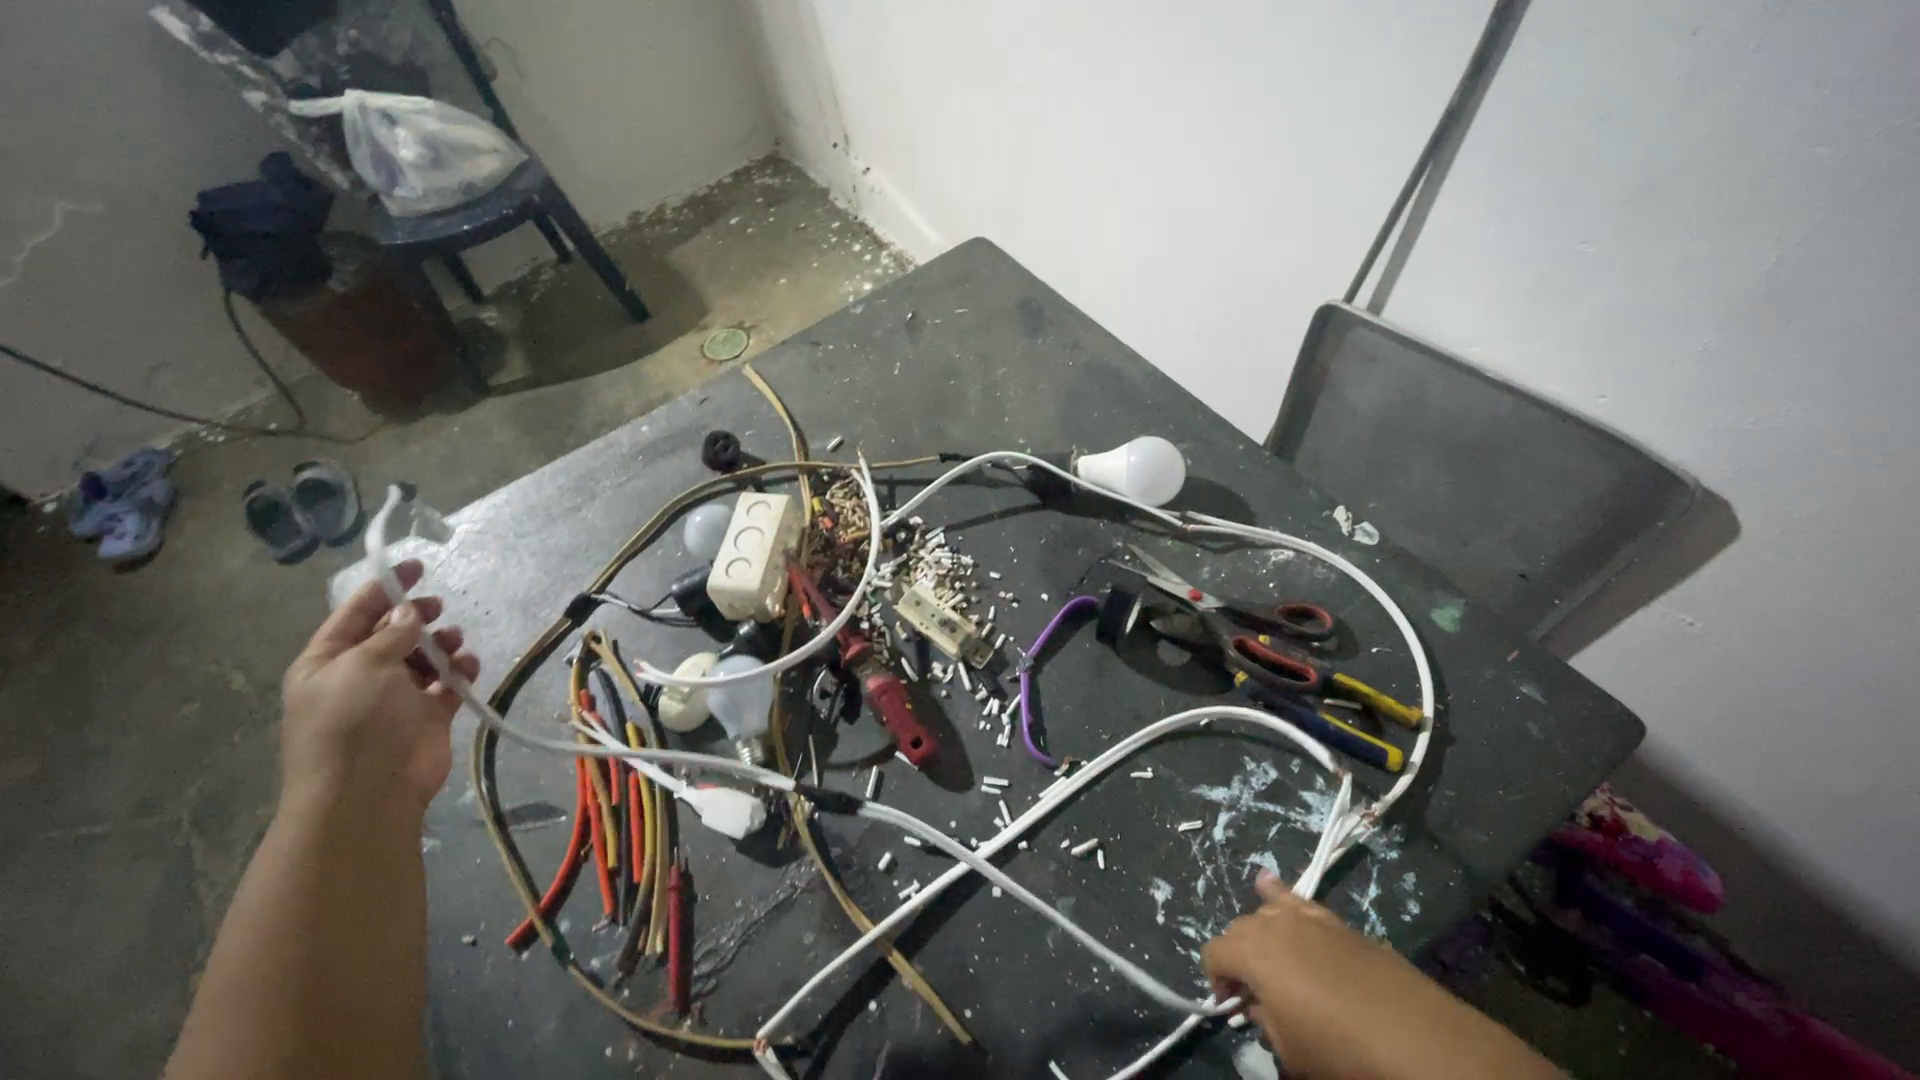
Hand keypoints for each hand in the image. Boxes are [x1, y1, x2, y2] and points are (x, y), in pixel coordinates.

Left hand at [279, 560, 479, 811]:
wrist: (367, 792)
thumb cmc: (354, 722)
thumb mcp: (363, 665)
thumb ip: (392, 634)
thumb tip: (411, 612)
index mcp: (327, 661)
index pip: (355, 613)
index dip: (384, 587)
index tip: (416, 565)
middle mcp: (359, 676)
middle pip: (392, 634)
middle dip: (417, 618)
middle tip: (439, 608)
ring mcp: (394, 698)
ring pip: (423, 658)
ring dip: (442, 645)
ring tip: (456, 644)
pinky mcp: (427, 717)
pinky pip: (447, 685)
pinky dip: (459, 673)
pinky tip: (468, 668)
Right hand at [1203, 871, 1561, 1079]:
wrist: (1423, 1043)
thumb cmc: (1343, 1054)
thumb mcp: (1290, 1053)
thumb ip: (1264, 1021)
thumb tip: (1261, 1007)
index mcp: (1252, 953)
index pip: (1213, 954)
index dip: (1217, 983)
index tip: (1235, 1012)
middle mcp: (1275, 924)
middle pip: (1239, 930)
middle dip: (1239, 960)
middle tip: (1258, 1000)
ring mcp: (1311, 919)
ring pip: (1267, 912)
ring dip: (1261, 934)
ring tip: (1273, 962)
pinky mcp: (1342, 925)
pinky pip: (1300, 902)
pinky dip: (1281, 896)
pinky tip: (1267, 883)